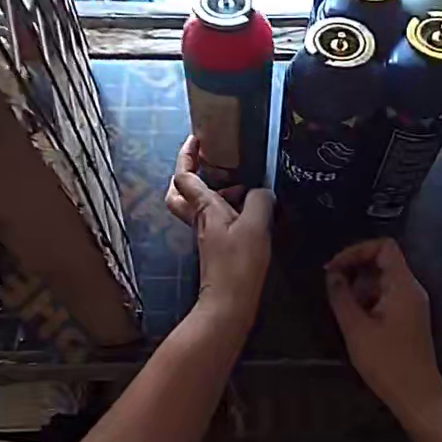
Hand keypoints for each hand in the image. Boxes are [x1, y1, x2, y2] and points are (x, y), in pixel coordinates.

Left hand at [165, 138, 270, 329]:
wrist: (229, 303)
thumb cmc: (239, 263)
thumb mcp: (256, 225)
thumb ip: (260, 201)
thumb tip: (263, 191)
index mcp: (204, 208)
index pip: (184, 176)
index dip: (187, 155)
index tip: (198, 139)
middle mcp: (200, 219)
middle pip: (179, 193)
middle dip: (187, 175)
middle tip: (207, 163)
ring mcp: (207, 234)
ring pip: (199, 206)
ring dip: (214, 192)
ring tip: (242, 186)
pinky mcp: (217, 247)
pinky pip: (216, 219)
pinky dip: (228, 210)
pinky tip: (250, 213)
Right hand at [324, 238, 441, 414]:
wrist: (417, 396)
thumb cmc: (387, 362)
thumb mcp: (356, 328)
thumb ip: (341, 297)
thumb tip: (332, 275)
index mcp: (403, 286)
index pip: (384, 247)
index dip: (357, 250)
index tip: (335, 268)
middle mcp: (411, 289)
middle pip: (382, 262)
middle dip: (355, 270)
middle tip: (333, 288)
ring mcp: (412, 304)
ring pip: (382, 281)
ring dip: (360, 288)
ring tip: (344, 311)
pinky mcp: (409, 318)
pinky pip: (386, 297)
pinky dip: (368, 301)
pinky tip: (356, 321)